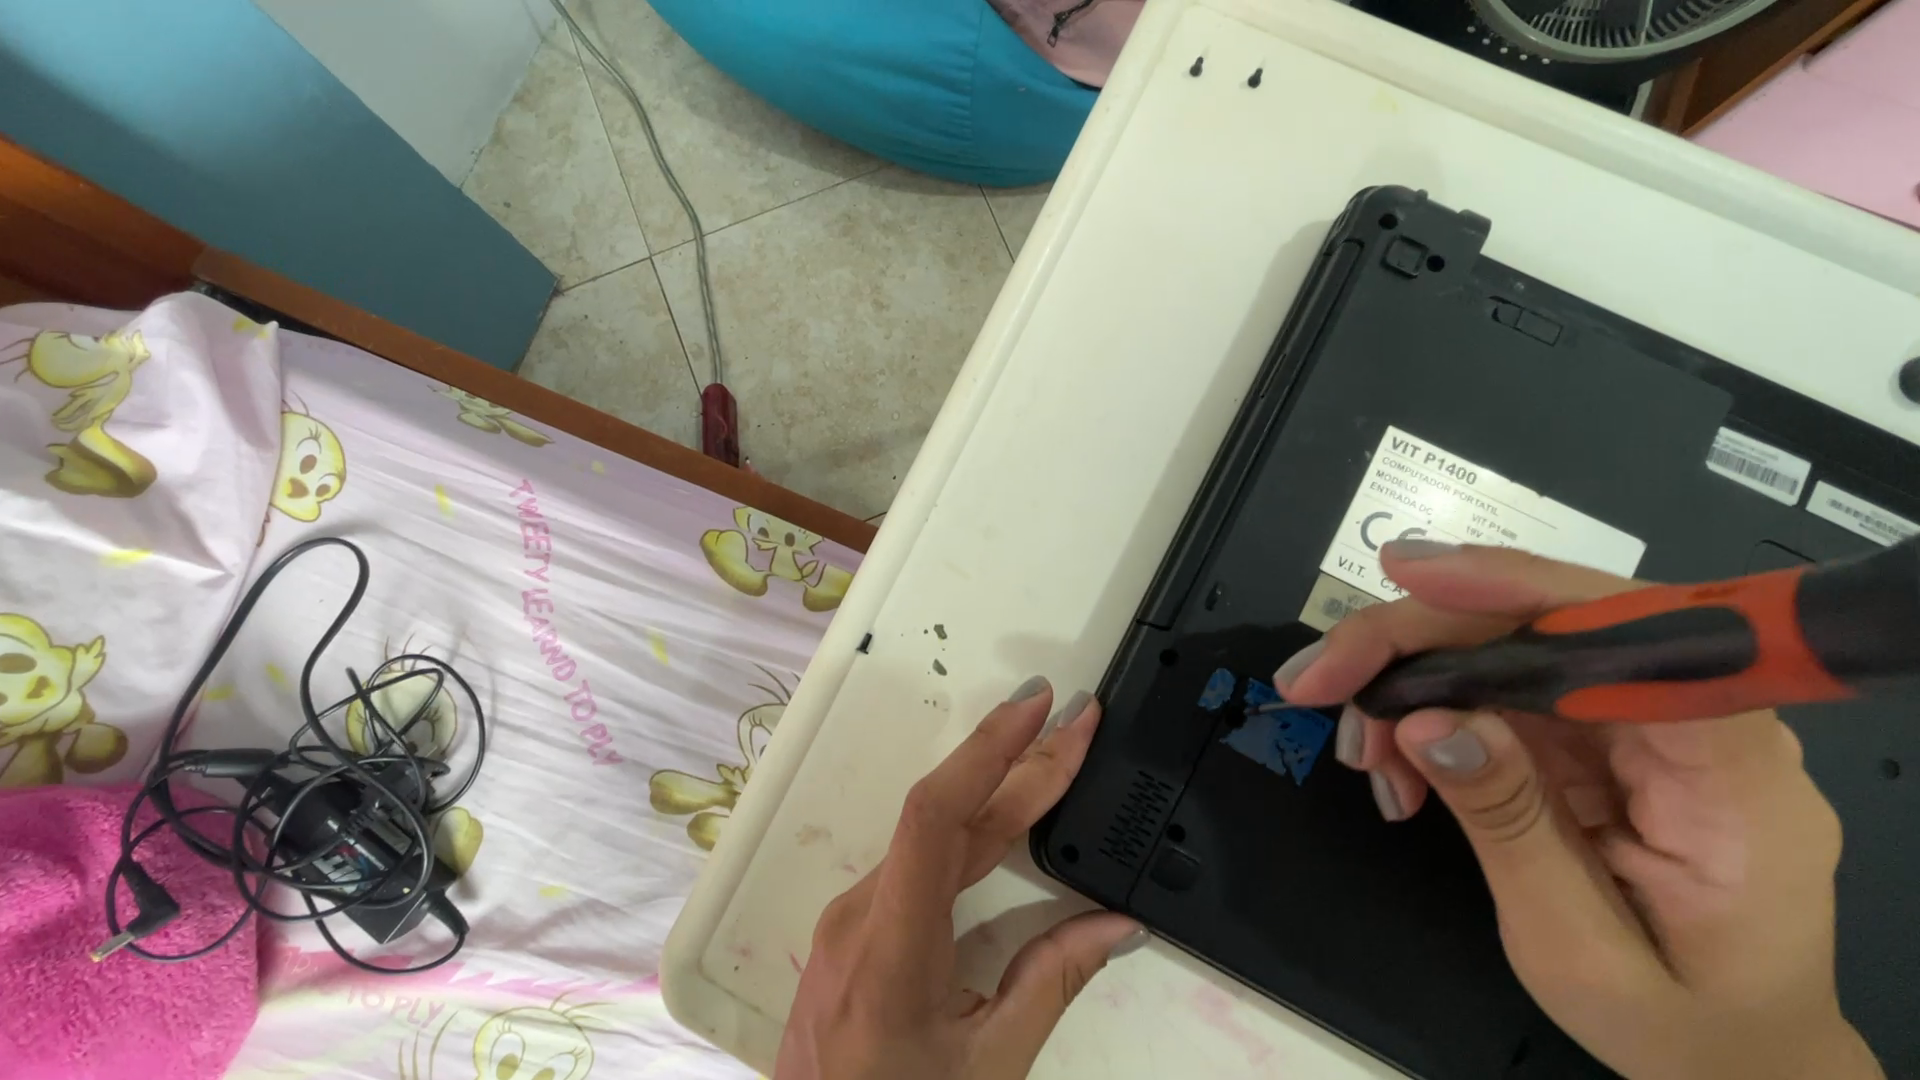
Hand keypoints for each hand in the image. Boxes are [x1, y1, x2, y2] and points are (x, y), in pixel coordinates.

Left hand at [777, 680, 1144, 1079]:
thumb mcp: (990, 1066)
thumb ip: (1052, 983)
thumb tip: (1119, 922)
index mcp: (891, 947)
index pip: (936, 816)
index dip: (989, 750)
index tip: (1040, 708)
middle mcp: (862, 912)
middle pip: (946, 814)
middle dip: (1019, 761)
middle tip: (1077, 720)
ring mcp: (853, 914)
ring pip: (934, 833)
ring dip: (998, 787)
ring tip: (1056, 748)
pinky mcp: (857, 923)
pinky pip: (920, 858)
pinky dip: (972, 825)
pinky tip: (1009, 806)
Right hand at [1277, 541, 1881, 1079]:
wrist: (1733, 1060)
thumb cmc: (1683, 1029)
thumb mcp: (1578, 949)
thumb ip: (1510, 827)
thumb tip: (1425, 720)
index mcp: (1732, 774)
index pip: (1634, 635)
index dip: (1520, 587)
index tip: (1407, 573)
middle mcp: (1687, 723)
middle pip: (1538, 628)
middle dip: (1411, 643)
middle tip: (1313, 682)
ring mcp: (1632, 725)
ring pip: (1497, 654)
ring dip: (1404, 688)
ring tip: (1360, 757)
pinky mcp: (1587, 736)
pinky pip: (1489, 697)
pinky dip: (1421, 721)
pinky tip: (1393, 771)